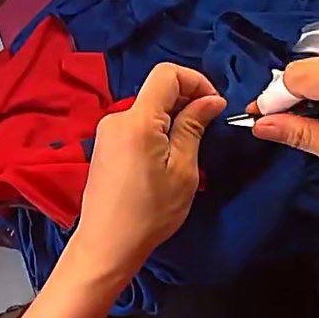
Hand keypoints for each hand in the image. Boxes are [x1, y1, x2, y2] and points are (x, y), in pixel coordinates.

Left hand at [69, 63, 225, 273]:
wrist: (107, 243)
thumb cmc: (149, 212)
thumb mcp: (183, 170)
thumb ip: (194, 127)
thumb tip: (211, 100)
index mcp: (136, 120)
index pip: (166, 74)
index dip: (196, 81)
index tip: (214, 105)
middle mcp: (116, 118)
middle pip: (157, 92)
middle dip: (186, 102)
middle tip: (206, 131)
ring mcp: (107, 132)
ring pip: (147, 110)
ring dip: (172, 120)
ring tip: (186, 152)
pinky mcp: (104, 145)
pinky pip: (135, 126)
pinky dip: (156, 132)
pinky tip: (165, 159)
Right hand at [249, 50, 318, 203]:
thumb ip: (302, 135)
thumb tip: (261, 125)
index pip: (298, 76)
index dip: (274, 99)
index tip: (261, 121)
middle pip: (305, 67)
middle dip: (286, 95)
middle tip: (280, 124)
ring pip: (317, 66)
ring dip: (304, 92)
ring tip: (309, 122)